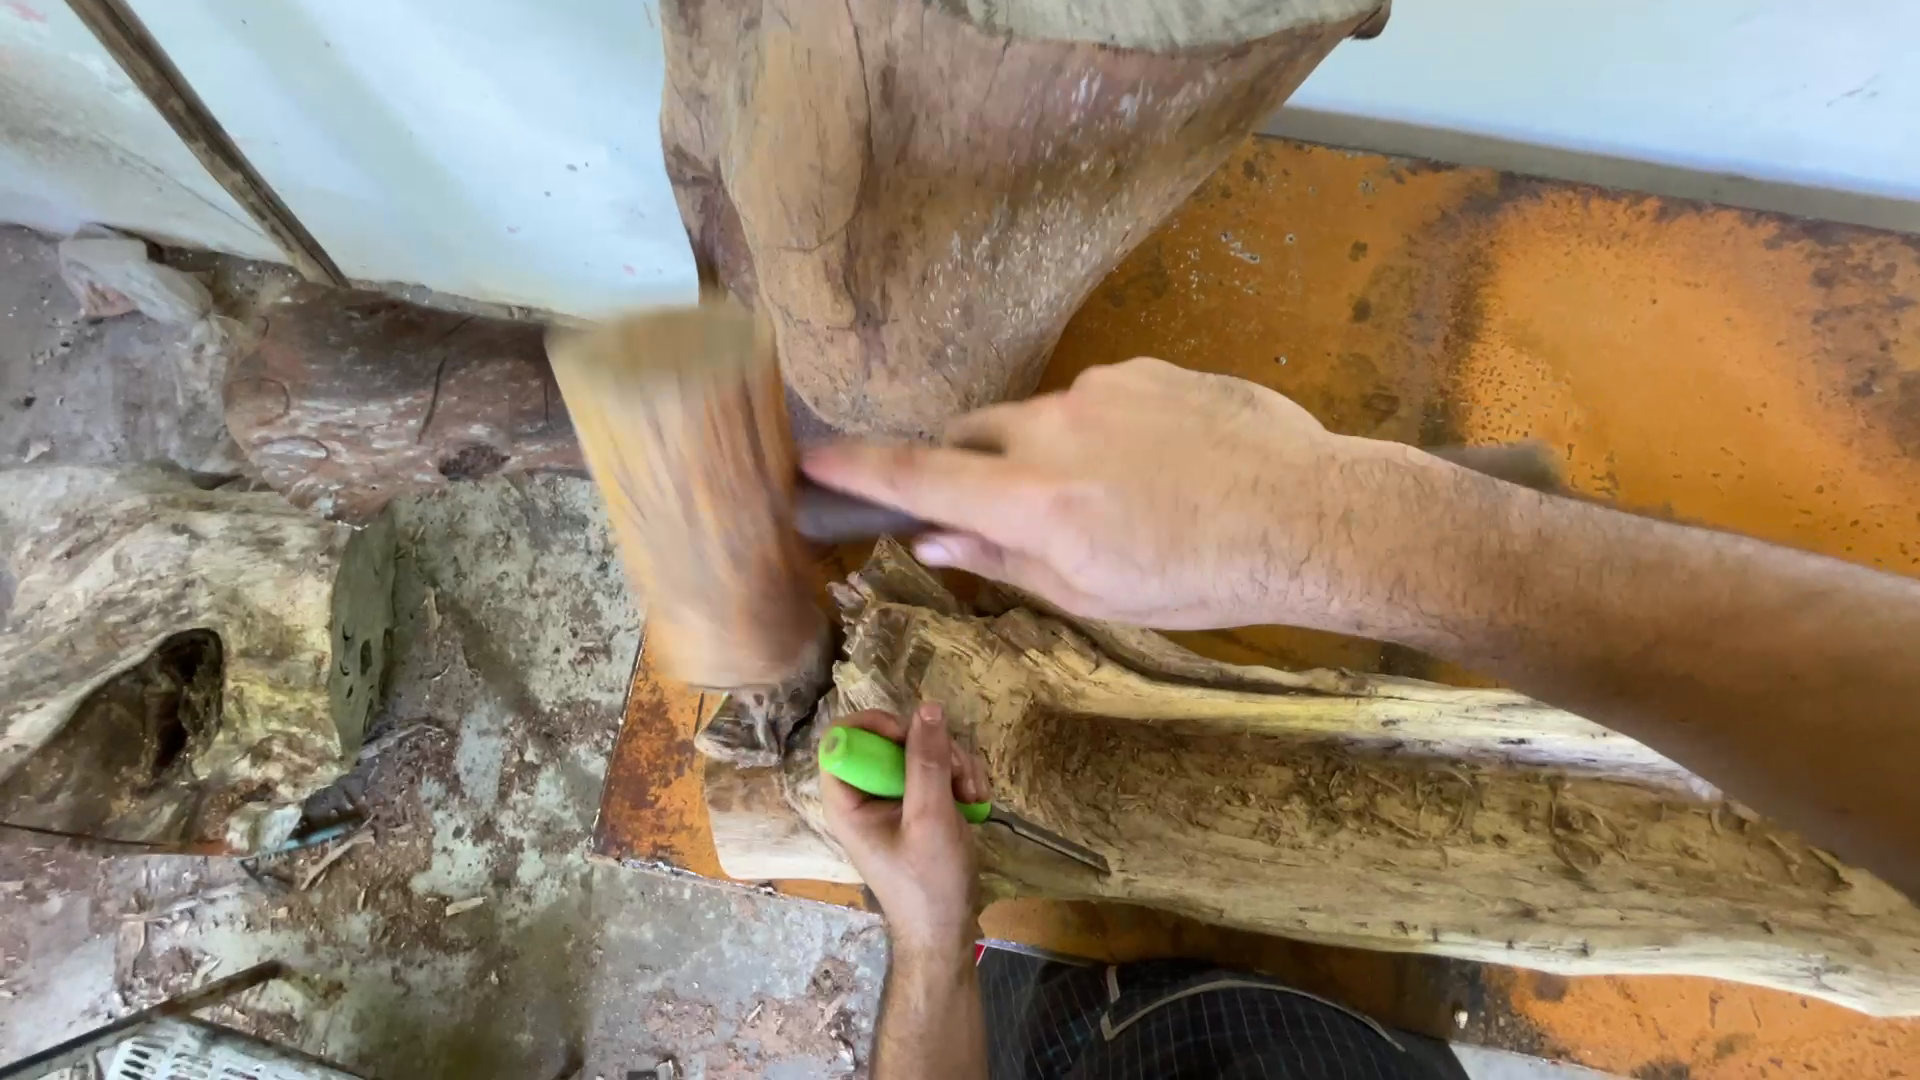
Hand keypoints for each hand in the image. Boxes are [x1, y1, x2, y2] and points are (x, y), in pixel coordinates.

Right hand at [803, 357, 1453, 631]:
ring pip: (1032, 417)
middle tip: (1010, 507)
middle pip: (968, 434)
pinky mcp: (1140, 367)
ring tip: (1113, 491)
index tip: (812, 455)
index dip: (859, 466)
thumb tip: (933, 541)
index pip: (921, 476)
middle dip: (969, 466)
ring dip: (1042, 453)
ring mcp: (1098, 389)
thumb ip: (1002, 559)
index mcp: (1035, 501)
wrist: (1310, 516)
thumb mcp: (1091, 595)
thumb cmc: (1198, 580)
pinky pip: (1089, 398)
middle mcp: (1053, 430)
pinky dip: (1094, 431)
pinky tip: (1152, 461)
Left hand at [820, 703, 990, 958]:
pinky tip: (976, 801)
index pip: (844, 735)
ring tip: (973, 796)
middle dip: (933, 749)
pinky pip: (938, 768)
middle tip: (958, 776)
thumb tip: (928, 707)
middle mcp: (866, 793)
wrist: (948, 933)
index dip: (877, 726)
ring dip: (955, 765)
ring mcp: (894, 798)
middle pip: (892, 738)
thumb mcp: (929, 819)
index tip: (912, 736)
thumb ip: (927, 762)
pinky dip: (961, 778)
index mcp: (848, 799)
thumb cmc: (928, 884)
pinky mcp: (918, 803)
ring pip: (921, 749)